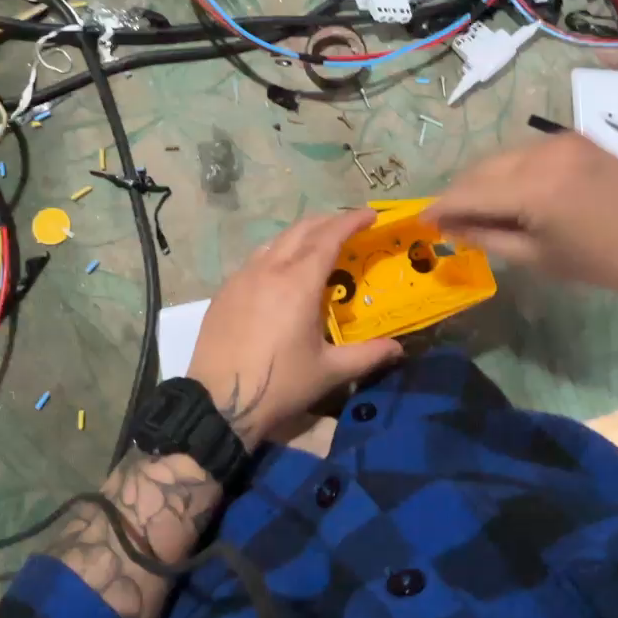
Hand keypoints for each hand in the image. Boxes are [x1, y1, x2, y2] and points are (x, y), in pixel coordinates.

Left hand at [187, 209, 404, 449]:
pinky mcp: (225, 290)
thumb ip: (367, 356)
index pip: (329, 237)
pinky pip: (255, 259)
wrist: (219, 402)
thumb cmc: (279, 385)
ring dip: (301, 235)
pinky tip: (281, 272)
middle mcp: (269, 269)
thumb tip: (399, 349)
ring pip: (276, 241)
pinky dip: (276, 253)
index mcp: (299, 282)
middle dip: (328, 221)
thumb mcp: (329, 372)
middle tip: (349, 227)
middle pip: (302, 230)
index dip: (351, 221)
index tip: (370, 215)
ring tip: (317, 246)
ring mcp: (242, 277)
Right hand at [424, 132, 617, 298]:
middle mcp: (541, 155)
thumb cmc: (600, 263)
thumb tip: (447, 228)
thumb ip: (485, 237)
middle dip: (461, 193)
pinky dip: (511, 170)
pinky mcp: (574, 138)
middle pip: (481, 170)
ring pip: (501, 158)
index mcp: (533, 190)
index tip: (422, 220)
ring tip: (480, 206)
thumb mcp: (536, 258)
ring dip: (485, 180)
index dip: (442, 207)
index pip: (469, 193)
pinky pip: (527, 152)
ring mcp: (560, 142)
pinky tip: (513, 192)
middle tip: (447, 218)